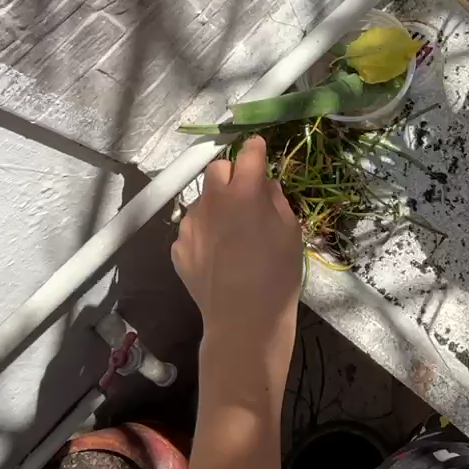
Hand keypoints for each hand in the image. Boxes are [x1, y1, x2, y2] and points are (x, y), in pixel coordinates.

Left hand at [172, 136, 302, 397]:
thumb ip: (276, 201)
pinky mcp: (178, 247)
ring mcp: (190, 224)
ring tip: (231, 231)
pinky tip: (218, 254)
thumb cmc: (277, 275)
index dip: (256, 148)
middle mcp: (213, 201)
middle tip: (245, 191)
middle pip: (217, 169)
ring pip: (203, 200)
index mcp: (245, 193)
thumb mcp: (290, 232)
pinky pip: (193, 228)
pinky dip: (205, 232)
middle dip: (231, 173)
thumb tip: (265, 186)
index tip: (259, 147)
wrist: (244, 321)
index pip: (249, 154)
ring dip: (217, 204)